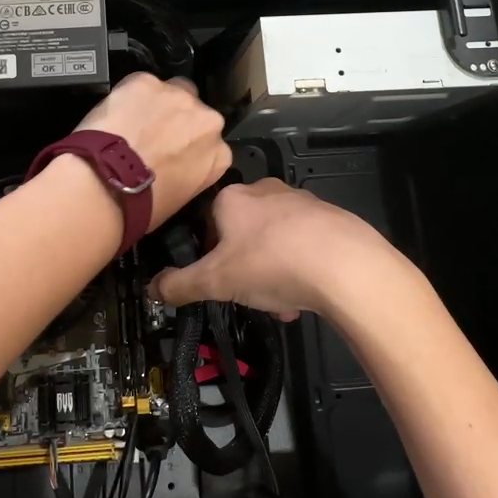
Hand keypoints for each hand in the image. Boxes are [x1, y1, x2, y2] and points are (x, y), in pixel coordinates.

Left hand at [75, 73, 230, 232]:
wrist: (106, 186)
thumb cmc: (141, 205)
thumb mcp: (180, 197)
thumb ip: (189, 171)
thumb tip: (174, 166)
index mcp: (219, 155)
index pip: (210, 143)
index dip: (188, 145)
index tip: (172, 152)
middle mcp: (208, 121)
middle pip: (195, 112)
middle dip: (177, 121)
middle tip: (151, 138)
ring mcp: (178, 96)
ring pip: (172, 91)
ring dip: (156, 104)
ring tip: (131, 123)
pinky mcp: (146, 81)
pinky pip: (140, 83)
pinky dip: (129, 95)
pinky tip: (115, 114)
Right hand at [148, 179, 405, 319]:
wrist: (345, 265)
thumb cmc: (271, 264)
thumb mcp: (216, 281)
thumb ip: (181, 285)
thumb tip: (152, 289)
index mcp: (232, 198)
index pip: (206, 223)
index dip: (208, 256)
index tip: (216, 281)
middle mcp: (265, 191)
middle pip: (242, 234)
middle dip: (243, 269)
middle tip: (248, 296)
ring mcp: (300, 202)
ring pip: (274, 243)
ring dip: (273, 274)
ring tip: (281, 306)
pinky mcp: (330, 218)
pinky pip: (304, 246)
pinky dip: (300, 270)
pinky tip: (306, 299)